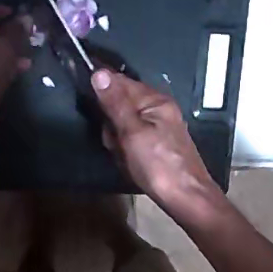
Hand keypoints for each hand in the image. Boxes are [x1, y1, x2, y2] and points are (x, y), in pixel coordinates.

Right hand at [90, 68, 226, 224]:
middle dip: (110, 122)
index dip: (101, 86)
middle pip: (120, 104)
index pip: (121, 81)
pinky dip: (126, 149)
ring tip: (124, 156)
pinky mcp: (157, 144)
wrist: (186, 198)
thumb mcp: (132, 133)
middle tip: (114, 141)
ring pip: (123, 124)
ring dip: (117, 139)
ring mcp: (159, 127)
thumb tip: (99, 73)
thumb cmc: (158, 165)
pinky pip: (132, 138)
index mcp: (155, 100)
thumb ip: (115, 103)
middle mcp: (159, 108)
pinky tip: (129, 162)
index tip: (86, 95)